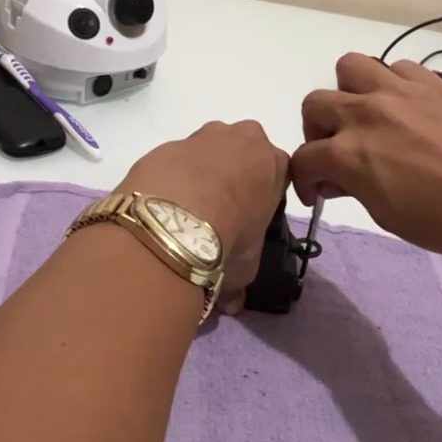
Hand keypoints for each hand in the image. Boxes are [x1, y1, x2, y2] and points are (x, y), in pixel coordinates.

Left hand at [118, 120, 287, 313]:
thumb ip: (241, 281)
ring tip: (187, 215)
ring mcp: (201, 137)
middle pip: (242, 155)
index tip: (251, 220)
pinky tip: (162, 209)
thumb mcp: (246, 266)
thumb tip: (232, 304)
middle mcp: (242, 138)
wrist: (176, 215)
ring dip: (200, 178)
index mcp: (274, 162)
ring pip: (206, 154)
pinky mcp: (166, 144)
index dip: (265, 198)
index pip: (279, 173)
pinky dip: (170, 181)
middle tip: (220, 215)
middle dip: (233, 179)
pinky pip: (174, 163)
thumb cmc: (231, 236)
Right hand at [292, 54, 441, 265]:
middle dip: (317, 132)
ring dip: (348, 93)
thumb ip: (353, 188)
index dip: (304, 179)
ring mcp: (399, 91)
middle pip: (314, 105)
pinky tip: (407, 111)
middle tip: (338, 153)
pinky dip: (390, 85)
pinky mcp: (431, 81)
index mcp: (348, 153)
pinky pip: (395, 67)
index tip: (318, 192)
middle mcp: (365, 113)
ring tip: (367, 118)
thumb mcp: (386, 215)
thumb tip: (338, 178)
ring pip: (350, 68)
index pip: (303, 159)